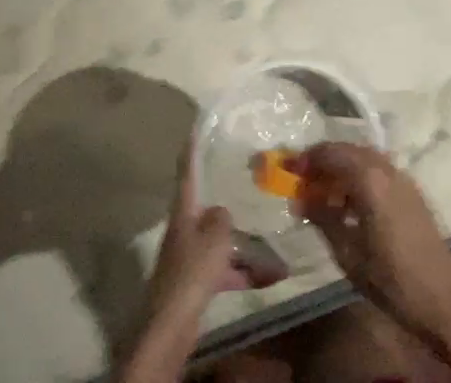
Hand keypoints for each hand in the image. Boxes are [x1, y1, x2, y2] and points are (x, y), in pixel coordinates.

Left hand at [145, 145, 287, 327]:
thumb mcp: (214, 236)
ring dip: (246, 246)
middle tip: (249, 187)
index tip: (196, 128)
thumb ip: (221, 218)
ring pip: (221, 244)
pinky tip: (273, 277)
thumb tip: (222, 210)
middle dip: (228, 202)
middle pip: (206, 210)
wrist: (172, 322)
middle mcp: (185, 230)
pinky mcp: (198, 283)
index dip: (191, 150)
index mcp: (183, 213)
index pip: (187, 173)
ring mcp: (190, 258)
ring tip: (278, 249)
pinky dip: (246, 273)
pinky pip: (226, 271)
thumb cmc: (192, 270)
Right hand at [293, 142, 450, 333]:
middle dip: (324, 161)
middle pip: (349, 151)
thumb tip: (298, 199)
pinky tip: (350, 206)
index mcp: (370, 180)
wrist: (443, 298)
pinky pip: (379, 173)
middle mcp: (388, 171)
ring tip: (324, 195)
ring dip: (342, 169)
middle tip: (303, 181)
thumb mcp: (347, 252)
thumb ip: (322, 218)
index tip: (288, 171)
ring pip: (365, 160)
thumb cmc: (391, 278)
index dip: (307, 159)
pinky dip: (359, 178)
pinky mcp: (413, 194)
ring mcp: (404, 180)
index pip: (331, 153)